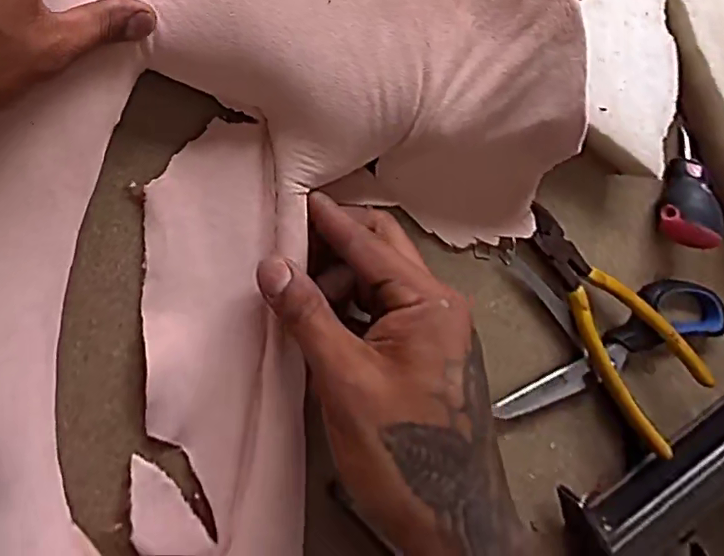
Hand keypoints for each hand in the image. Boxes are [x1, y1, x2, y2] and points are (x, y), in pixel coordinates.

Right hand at [258, 192, 523, 555]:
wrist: (450, 532)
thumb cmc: (410, 460)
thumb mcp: (345, 380)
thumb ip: (306, 314)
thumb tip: (273, 267)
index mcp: (430, 304)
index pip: (367, 243)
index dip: (326, 220)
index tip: (295, 199)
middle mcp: (435, 307)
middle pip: (378, 248)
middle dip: (333, 240)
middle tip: (289, 241)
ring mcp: (429, 329)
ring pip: (373, 276)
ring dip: (333, 274)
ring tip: (295, 289)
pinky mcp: (416, 351)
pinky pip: (374, 305)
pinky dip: (342, 301)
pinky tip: (314, 313)